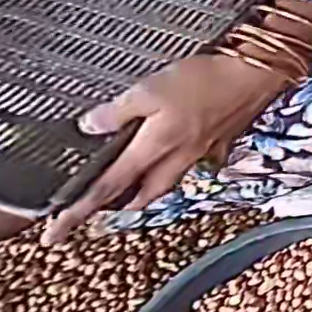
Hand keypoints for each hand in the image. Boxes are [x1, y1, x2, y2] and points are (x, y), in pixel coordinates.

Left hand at [45, 54, 287, 242]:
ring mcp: (204, 150)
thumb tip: (90, 127)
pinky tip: (181, 146)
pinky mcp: (223, 140)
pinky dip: (180, 162)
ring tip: (135, 177)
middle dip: (120, 204)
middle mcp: (179, 157)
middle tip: (100, 203)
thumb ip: (116, 112)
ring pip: (169, 180)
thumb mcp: (150, 89)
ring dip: (149, 186)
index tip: (52, 237)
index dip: (77, 212)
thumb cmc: (205, 80)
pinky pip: (195, 162)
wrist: (258, 74)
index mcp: (155, 147)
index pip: (107, 188)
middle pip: (145, 194)